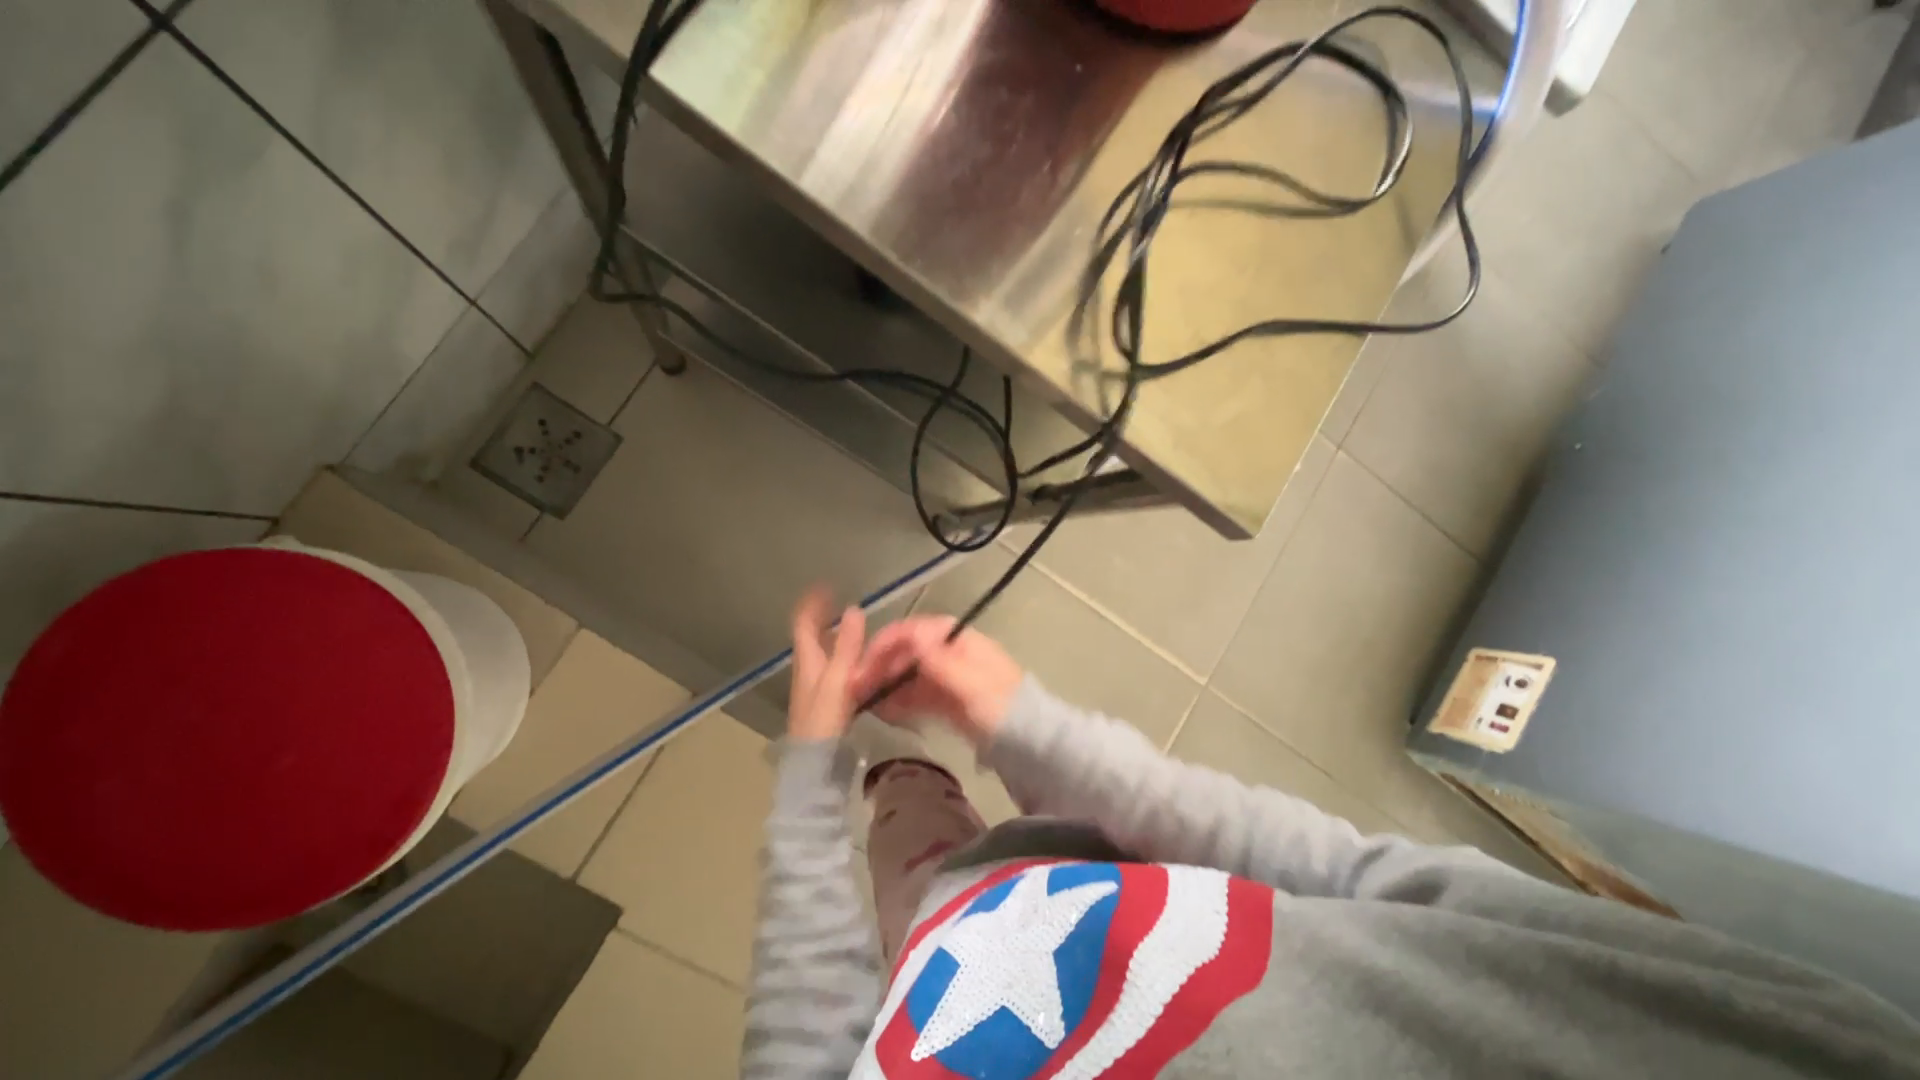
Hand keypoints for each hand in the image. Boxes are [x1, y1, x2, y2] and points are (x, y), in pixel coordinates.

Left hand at [788, 587, 864, 741]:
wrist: (814, 763)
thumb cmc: (822, 719)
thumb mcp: (837, 680)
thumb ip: (847, 647)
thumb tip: (854, 608)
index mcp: (808, 660)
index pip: (804, 624)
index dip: (812, 604)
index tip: (825, 586)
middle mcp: (808, 670)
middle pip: (813, 639)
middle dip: (826, 620)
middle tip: (844, 607)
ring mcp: (816, 688)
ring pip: (825, 656)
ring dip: (838, 640)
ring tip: (860, 632)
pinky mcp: (826, 703)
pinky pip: (836, 672)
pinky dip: (847, 661)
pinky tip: (864, 667)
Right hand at [849, 616, 1021, 745]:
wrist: (1026, 737)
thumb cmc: (1000, 705)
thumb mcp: (971, 683)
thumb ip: (940, 660)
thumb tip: (912, 634)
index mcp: (957, 640)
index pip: (913, 631)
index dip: (885, 643)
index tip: (862, 662)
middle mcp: (949, 653)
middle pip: (906, 653)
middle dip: (879, 666)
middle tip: (855, 687)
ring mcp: (947, 677)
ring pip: (907, 674)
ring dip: (884, 684)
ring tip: (862, 701)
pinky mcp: (946, 700)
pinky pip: (915, 695)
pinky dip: (898, 700)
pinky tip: (881, 710)